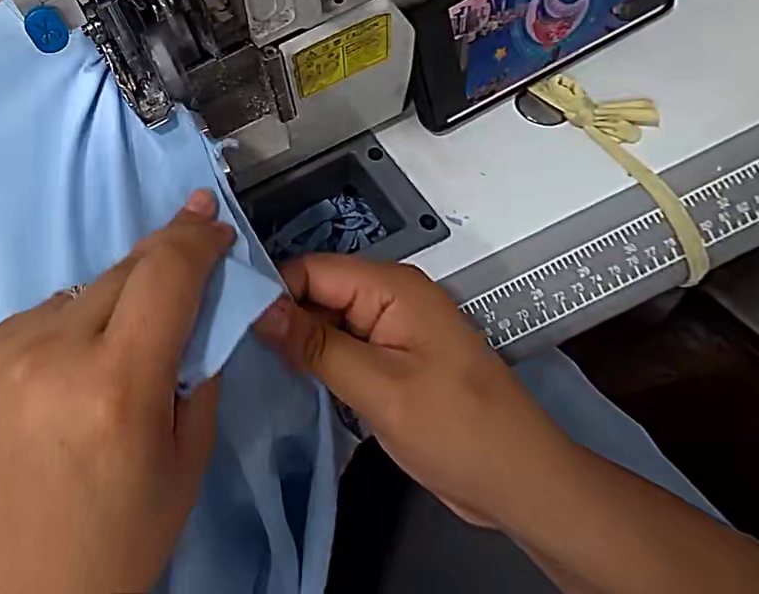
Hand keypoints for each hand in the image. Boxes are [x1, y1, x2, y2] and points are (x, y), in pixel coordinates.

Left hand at [0, 191, 233, 593]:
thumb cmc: (110, 543)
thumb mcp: (183, 464)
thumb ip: (198, 369)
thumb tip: (200, 301)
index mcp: (115, 388)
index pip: (164, 274)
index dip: (193, 238)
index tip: (211, 220)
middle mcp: (50, 354)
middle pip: (122, 272)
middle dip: (160, 267)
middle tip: (185, 267)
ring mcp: (0, 349)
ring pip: (79, 294)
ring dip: (106, 309)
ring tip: (106, 362)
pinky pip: (38, 317)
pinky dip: (62, 332)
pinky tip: (59, 379)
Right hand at [252, 253, 580, 529]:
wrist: (526, 489)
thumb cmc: (462, 433)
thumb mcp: (380, 389)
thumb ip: (315, 344)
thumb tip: (258, 308)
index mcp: (391, 286)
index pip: (310, 270)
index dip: (271, 292)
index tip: (233, 320)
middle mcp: (387, 294)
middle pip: (314, 290)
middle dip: (280, 317)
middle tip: (237, 347)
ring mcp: (388, 325)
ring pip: (322, 317)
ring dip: (295, 339)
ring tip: (253, 361)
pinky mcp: (388, 353)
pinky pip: (338, 341)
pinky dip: (315, 356)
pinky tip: (288, 375)